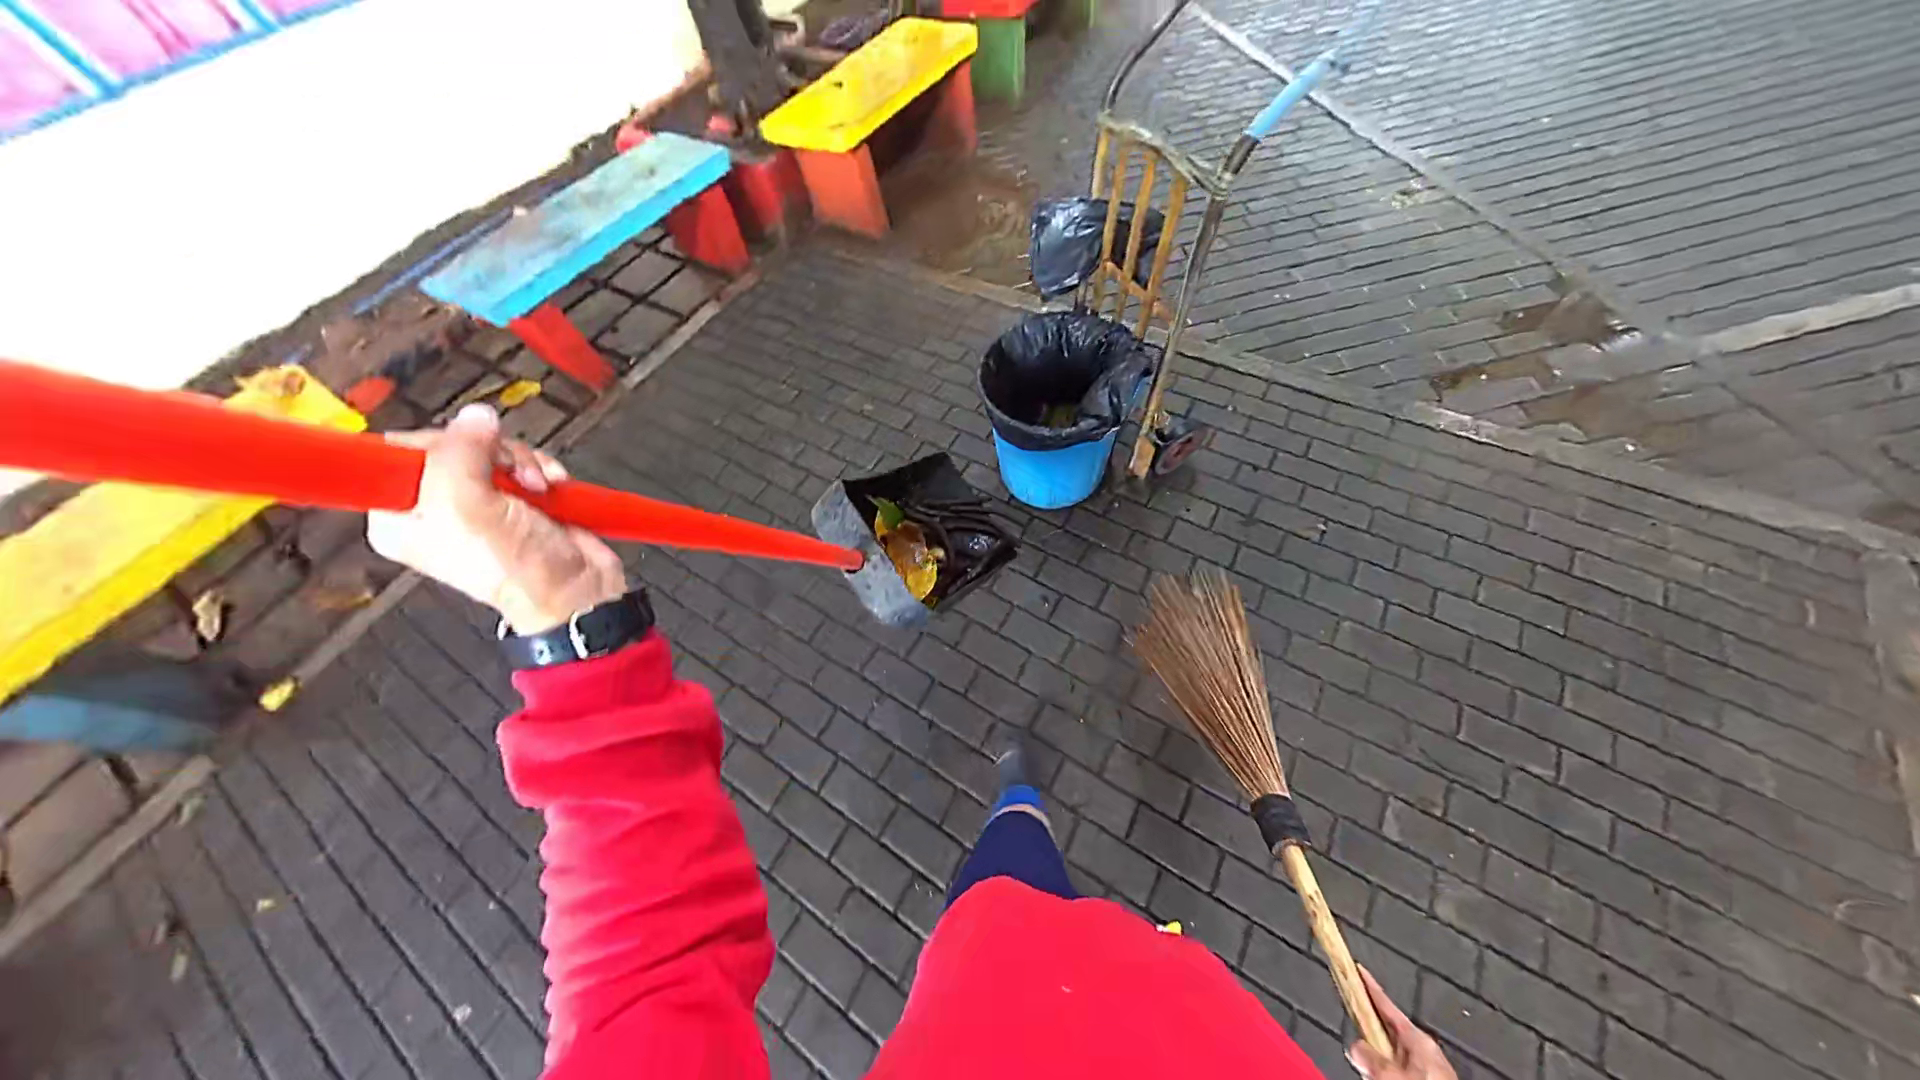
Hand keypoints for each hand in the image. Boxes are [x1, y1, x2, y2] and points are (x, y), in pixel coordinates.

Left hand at [368, 404, 625, 634]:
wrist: (573, 587)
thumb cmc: (513, 566)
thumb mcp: (465, 506)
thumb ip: (457, 452)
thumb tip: (475, 416)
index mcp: (401, 515)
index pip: (399, 451)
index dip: (436, 444)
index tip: (465, 453)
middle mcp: (437, 506)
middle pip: (454, 445)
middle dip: (491, 452)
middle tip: (510, 475)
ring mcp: (482, 502)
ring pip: (494, 451)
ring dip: (524, 462)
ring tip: (538, 487)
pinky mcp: (519, 499)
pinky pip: (525, 463)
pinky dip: (542, 469)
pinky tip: (550, 485)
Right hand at [1348, 968, 1457, 1079]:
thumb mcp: (1391, 1077)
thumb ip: (1369, 1057)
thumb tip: (1355, 1047)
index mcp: (1419, 1042)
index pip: (1386, 1005)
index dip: (1369, 986)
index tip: (1356, 968)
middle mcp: (1425, 1054)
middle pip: (1386, 1032)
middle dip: (1368, 1037)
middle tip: (1356, 1049)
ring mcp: (1428, 1074)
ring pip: (1391, 1058)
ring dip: (1377, 1064)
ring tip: (1372, 1076)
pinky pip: (1399, 1074)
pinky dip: (1386, 1075)